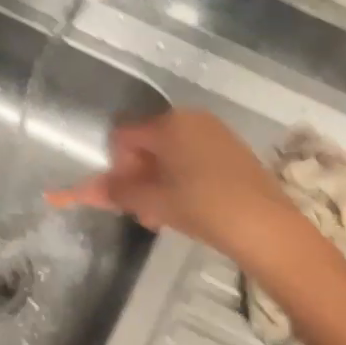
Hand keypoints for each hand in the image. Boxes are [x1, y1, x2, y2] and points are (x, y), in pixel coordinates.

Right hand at [47, 110, 295, 254]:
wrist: (264, 225)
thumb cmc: (201, 207)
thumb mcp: (151, 202)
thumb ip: (115, 192)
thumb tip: (81, 189)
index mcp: (169, 123)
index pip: (122, 137)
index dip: (115, 167)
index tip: (123, 197)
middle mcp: (191, 119)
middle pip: (146, 145)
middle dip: (136, 178)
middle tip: (140, 212)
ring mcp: (215, 134)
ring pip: (169, 156)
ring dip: (156, 184)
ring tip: (161, 217)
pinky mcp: (232, 151)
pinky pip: (191, 160)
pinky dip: (179, 181)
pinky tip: (184, 210)